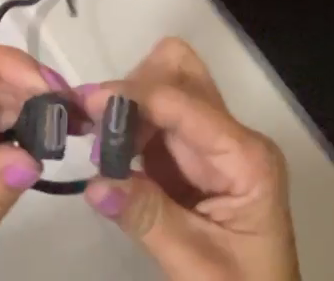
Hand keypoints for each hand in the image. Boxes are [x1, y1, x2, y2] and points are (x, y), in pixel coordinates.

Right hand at [80, 38, 299, 279]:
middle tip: (98, 125)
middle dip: (135, 86)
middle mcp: (231, 137)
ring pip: (164, 88)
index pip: (185, 104)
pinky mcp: (188, 158)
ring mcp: (210, 144)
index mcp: (246, 157)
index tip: (87, 102)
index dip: (135, 96)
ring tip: (97, 144)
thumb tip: (94, 183)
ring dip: (126, 105)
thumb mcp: (198, 266)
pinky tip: (107, 153)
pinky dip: (126, 125)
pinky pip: (153, 121)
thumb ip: (147, 218)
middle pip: (181, 73)